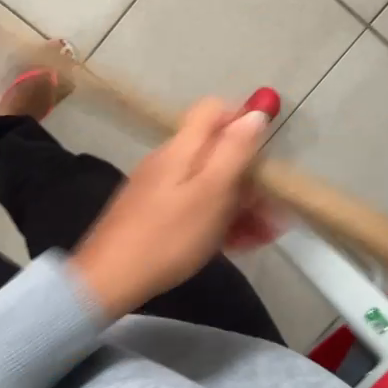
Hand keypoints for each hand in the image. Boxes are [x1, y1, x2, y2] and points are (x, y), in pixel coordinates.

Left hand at [69, 99, 270, 317]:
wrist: (111, 277)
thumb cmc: (168, 235)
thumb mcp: (211, 193)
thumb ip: (234, 151)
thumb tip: (254, 113)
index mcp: (181, 149)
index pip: (212, 111)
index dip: (242, 120)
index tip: (268, 148)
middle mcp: (169, 162)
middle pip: (215, 152)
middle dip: (250, 176)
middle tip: (276, 208)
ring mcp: (160, 189)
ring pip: (209, 184)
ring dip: (242, 204)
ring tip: (268, 233)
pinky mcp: (155, 215)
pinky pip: (195, 207)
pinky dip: (220, 219)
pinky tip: (240, 243)